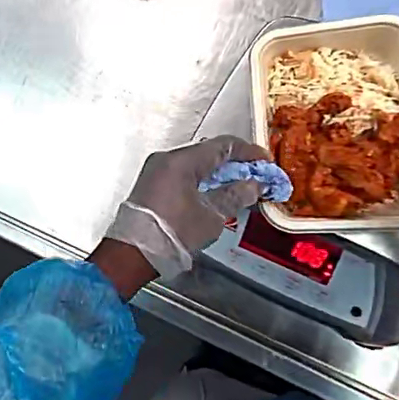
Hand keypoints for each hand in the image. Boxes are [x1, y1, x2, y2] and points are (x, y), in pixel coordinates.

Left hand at [103, 136, 271, 279]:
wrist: (133, 253)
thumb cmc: (170, 234)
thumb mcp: (211, 216)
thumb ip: (235, 195)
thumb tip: (254, 185)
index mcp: (180, 161)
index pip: (222, 146)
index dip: (248, 152)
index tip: (265, 161)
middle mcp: (166, 160)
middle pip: (207, 153)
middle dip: (235, 165)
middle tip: (257, 177)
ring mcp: (156, 170)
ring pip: (195, 164)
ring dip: (218, 174)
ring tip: (240, 188)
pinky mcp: (152, 184)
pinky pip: (183, 174)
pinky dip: (202, 181)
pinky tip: (216, 194)